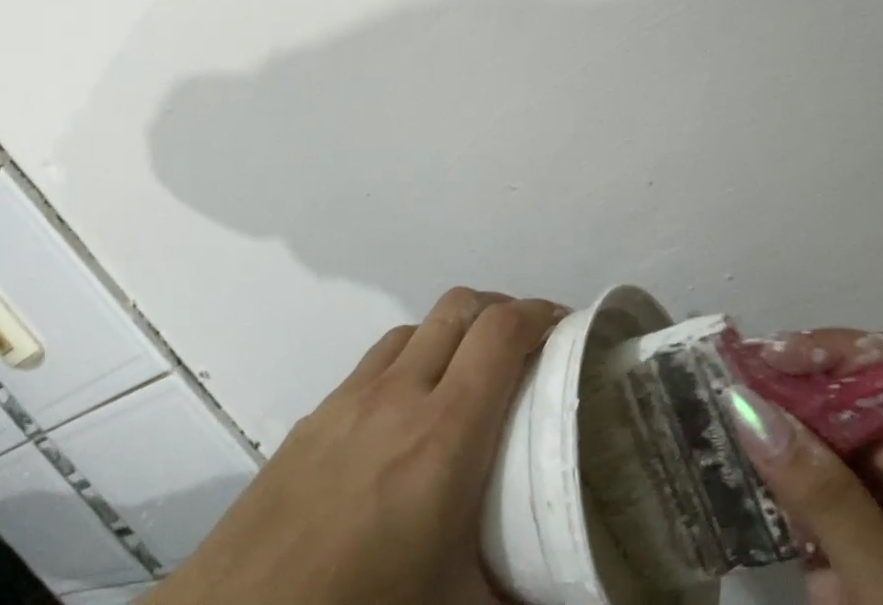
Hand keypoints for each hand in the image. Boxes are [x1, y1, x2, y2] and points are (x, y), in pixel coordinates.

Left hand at [154, 288, 564, 604]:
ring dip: (451, 333)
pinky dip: (407, 364)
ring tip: (471, 375)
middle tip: (530, 348)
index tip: (569, 329)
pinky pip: (374, 364)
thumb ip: (522, 587)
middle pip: (459, 307)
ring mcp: (349, 399)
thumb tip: (564, 589)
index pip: (502, 332)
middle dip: (502, 310)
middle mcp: (398, 395)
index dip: (542, 314)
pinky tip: (405, 417)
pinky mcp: (313, 416)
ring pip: (413, 329)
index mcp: (447, 433)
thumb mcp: (464, 604)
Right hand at [726, 329, 882, 604]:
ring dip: (765, 416)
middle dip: (790, 380)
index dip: (838, 352)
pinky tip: (720, 447)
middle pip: (847, 395)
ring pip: (811, 433)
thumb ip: (821, 490)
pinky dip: (757, 461)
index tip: (774, 356)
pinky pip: (791, 478)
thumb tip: (742, 402)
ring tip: (710, 399)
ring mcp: (868, 501)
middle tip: (727, 373)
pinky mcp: (831, 534)